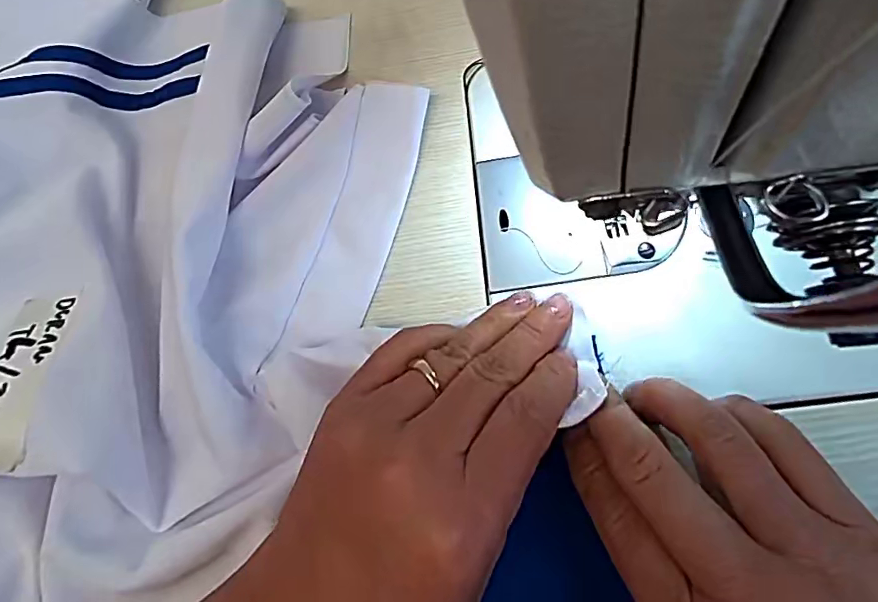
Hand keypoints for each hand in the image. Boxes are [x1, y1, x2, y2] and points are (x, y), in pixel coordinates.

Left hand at [212, 291, 579, 601]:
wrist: (307, 601)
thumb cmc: (400, 596)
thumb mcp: (476, 555)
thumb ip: (507, 477)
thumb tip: (537, 403)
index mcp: (459, 518)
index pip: (520, 422)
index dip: (550, 381)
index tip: (569, 360)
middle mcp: (414, 461)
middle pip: (487, 378)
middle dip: (530, 339)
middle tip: (557, 310)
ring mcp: (372, 426)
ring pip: (446, 356)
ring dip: (489, 326)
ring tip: (521, 305)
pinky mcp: (342, 407)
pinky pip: (398, 352)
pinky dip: (434, 333)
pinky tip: (462, 325)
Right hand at [564, 379, 877, 601]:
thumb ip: (657, 578)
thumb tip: (614, 497)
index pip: (622, 521)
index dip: (589, 461)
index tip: (576, 429)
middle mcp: (756, 590)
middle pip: (656, 473)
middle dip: (615, 420)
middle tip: (599, 398)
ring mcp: (815, 554)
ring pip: (720, 438)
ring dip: (672, 401)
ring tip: (652, 395)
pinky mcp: (862, 531)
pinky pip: (785, 439)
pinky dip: (739, 412)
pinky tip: (721, 412)